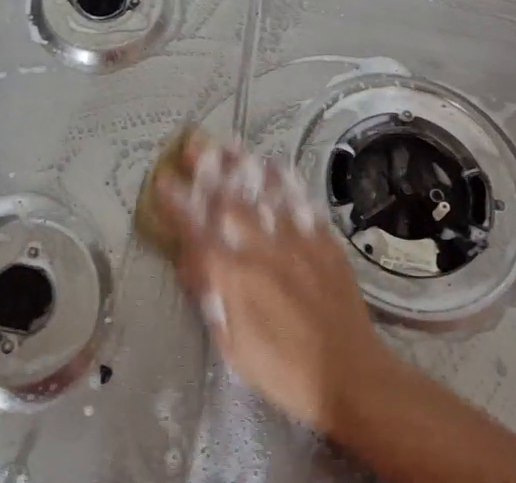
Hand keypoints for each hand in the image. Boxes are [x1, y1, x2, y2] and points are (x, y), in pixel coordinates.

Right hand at [152, 136, 399, 431]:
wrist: (352, 373)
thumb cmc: (285, 370)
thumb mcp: (234, 347)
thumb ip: (212, 298)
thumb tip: (190, 262)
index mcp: (236, 276)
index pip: (198, 231)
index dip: (178, 204)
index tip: (163, 179)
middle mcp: (264, 249)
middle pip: (231, 200)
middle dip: (210, 169)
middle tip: (193, 142)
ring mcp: (298, 241)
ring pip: (267, 193)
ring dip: (246, 165)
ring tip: (230, 142)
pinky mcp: (325, 243)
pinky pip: (302, 203)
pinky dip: (287, 182)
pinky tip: (277, 166)